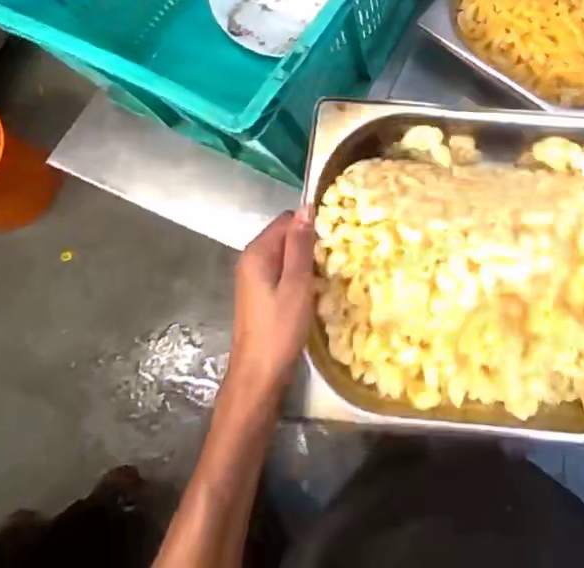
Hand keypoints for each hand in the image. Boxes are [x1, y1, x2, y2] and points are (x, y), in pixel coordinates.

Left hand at [226, 210, 315, 403]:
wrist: (258, 376)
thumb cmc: (279, 329)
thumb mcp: (296, 284)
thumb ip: (300, 245)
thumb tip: (306, 208)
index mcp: (257, 253)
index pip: (287, 219)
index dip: (310, 225)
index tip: (333, 239)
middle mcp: (251, 259)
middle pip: (285, 235)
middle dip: (309, 242)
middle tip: (332, 259)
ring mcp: (254, 277)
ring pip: (286, 254)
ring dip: (306, 260)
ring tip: (325, 274)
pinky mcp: (260, 293)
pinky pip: (283, 270)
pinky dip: (298, 274)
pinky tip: (312, 289)